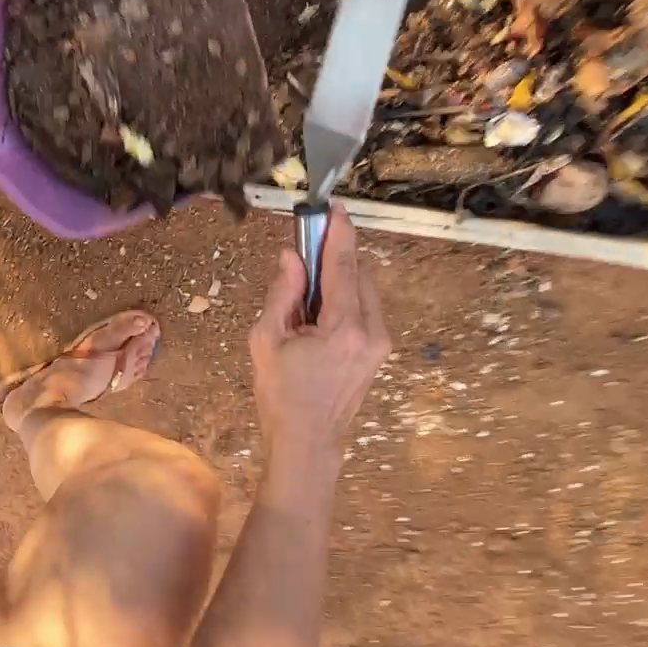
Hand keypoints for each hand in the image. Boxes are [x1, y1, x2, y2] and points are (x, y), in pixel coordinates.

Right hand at [248, 204, 390, 465]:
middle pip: (358, 274)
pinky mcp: (379, 350)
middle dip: (333, 255)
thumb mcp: (266, 340)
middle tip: (303, 249)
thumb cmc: (279, 393)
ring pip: (363, 290)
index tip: (334, 207)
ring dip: (337, 278)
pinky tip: (316, 311)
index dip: (339, 233)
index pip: (344, 266)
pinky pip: (364, 308)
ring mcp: (381, 341)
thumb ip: (282, 294)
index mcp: (344, 327)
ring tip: (303, 290)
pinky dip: (342, 298)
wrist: (307, 439)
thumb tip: (291, 257)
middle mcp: (372, 330)